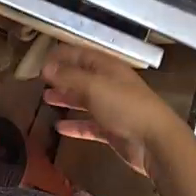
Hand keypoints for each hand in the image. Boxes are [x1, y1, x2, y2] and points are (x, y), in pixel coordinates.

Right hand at [41, 44, 186, 175]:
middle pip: (82, 77)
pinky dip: (75, 125)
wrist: (155, 141)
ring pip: (85, 100)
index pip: (81, 54)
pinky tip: (59, 128)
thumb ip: (69, 77)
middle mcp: (110, 84)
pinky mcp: (113, 130)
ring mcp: (112, 107)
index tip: (41, 62)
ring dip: (66, 98)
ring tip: (46, 99)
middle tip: (40, 81)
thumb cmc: (125, 106)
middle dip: (62, 77)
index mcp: (108, 67)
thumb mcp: (94, 86)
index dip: (61, 56)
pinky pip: (89, 125)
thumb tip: (46, 68)